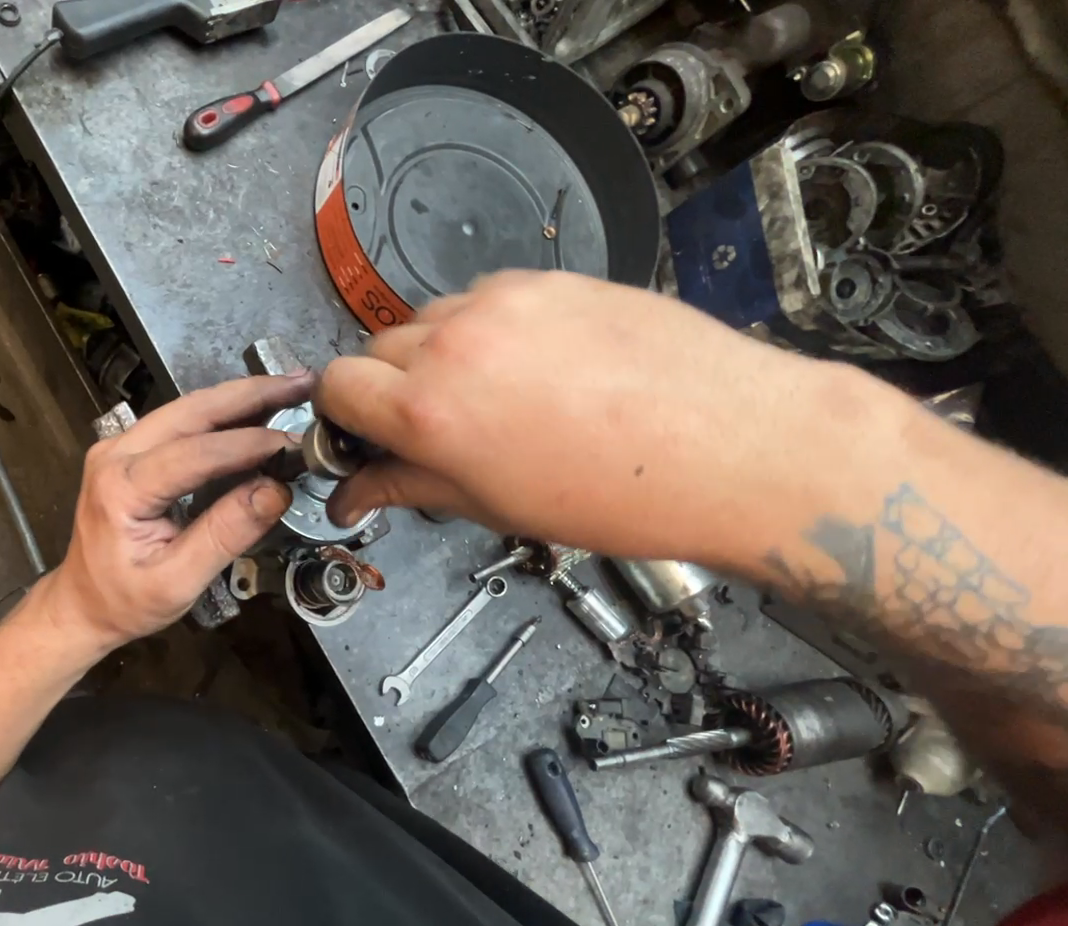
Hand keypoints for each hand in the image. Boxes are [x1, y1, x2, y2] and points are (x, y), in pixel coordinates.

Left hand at [34, 373, 310, 651]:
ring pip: (186, 408)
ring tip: (288, 390)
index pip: (193, 453)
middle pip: (190, 411)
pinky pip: (180, 422)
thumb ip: (224, 536)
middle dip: (250, 394)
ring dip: (238, 398)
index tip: (294, 442)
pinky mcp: (130, 450)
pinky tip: (255, 411)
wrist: (81, 605)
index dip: (247, 444)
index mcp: (120, 488)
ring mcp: (120, 446)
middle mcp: (115, 454)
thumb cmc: (123, 602)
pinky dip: (222, 414)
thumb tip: (275, 492)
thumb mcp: (176, 582)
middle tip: (301, 385)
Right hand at [315, 270, 888, 566]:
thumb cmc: (611, 495)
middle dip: (386, 388)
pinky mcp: (547, 277)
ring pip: (426, 321)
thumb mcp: (488, 505)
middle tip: (429, 425)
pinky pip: (482, 298)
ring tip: (488, 394)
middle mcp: (453, 344)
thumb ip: (404, 488)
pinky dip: (482, 328)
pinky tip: (529, 363)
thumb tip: (350, 496)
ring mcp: (502, 302)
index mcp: (428, 411)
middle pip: (374, 350)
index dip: (340, 414)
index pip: (334, 385)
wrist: (733, 445)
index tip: (361, 435)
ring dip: (434, 356)